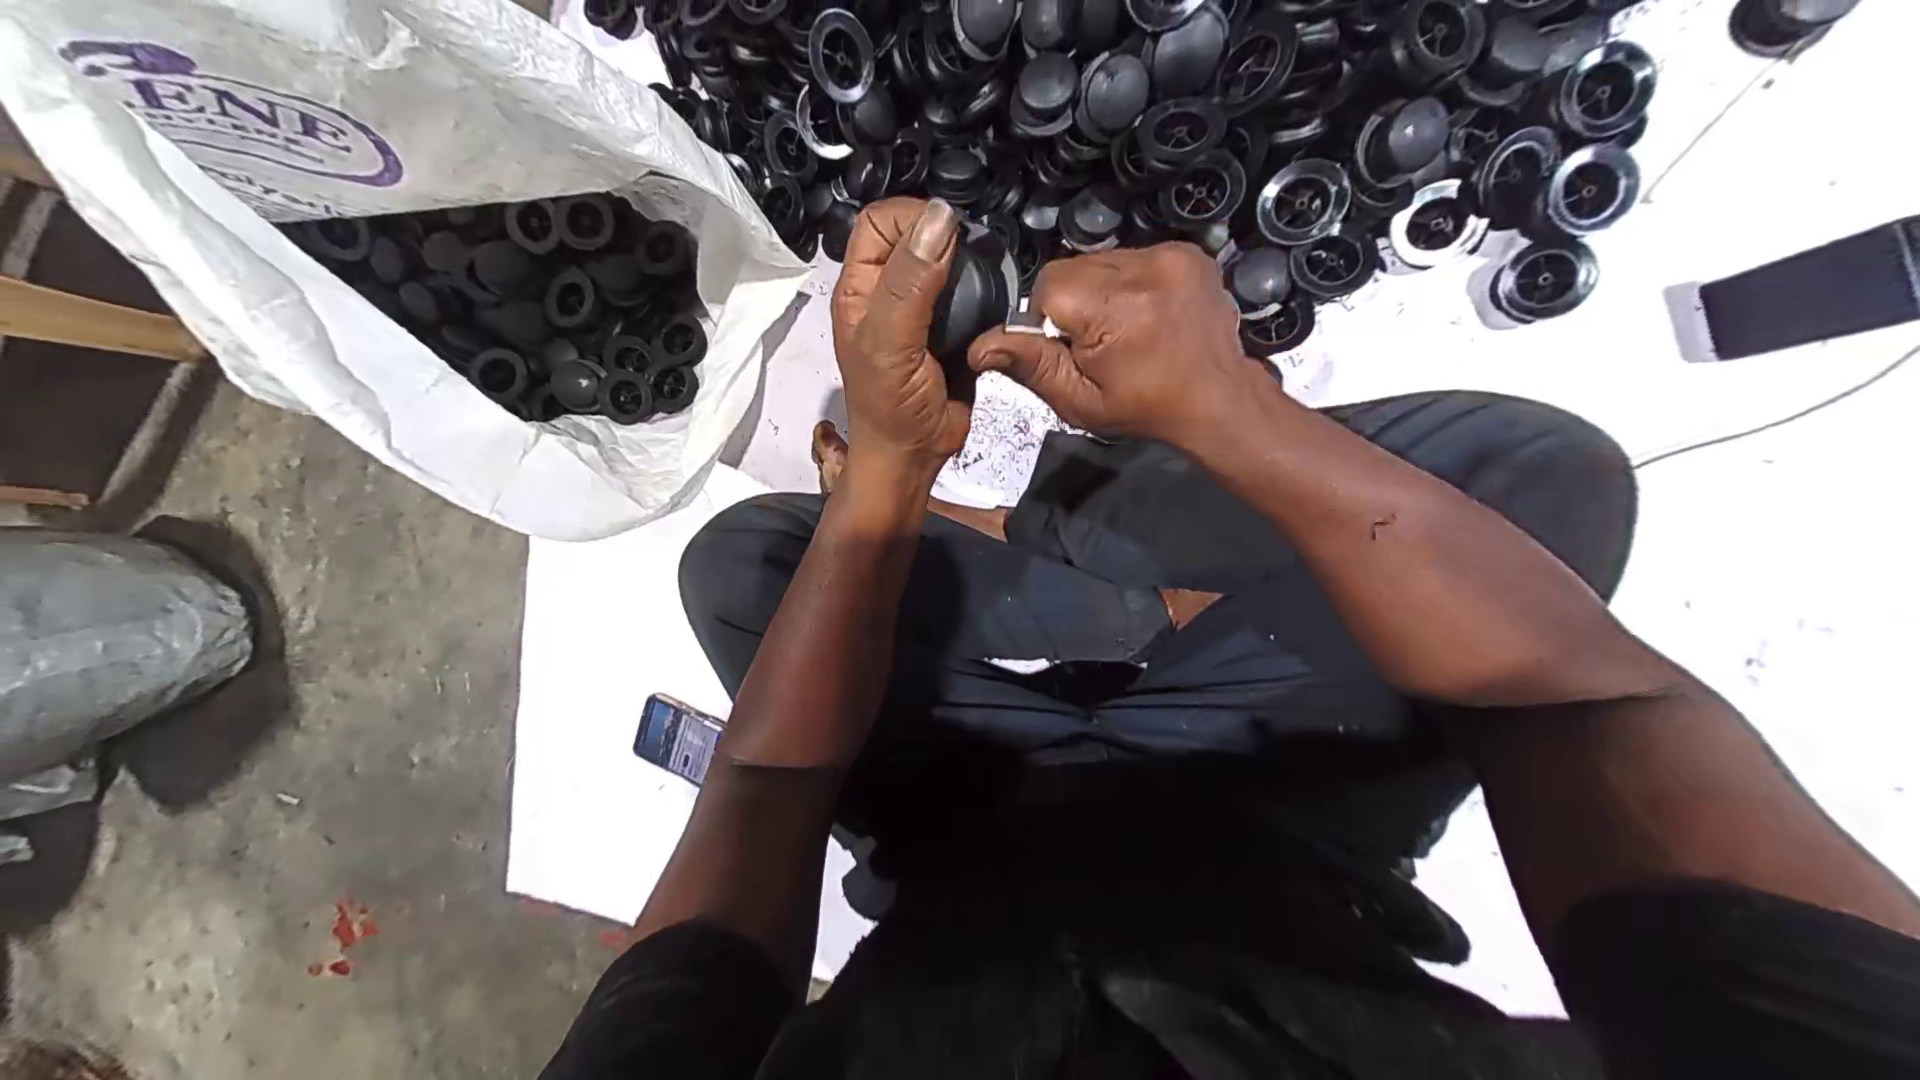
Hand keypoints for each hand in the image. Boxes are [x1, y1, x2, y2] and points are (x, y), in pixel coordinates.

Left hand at [829, 197, 969, 473]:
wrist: (916, 455)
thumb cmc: (889, 410)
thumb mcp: (890, 342)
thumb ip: (910, 282)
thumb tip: (938, 222)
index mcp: (860, 289)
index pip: (880, 222)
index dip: (911, 218)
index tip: (945, 237)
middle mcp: (889, 294)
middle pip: (916, 236)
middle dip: (944, 238)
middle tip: (967, 259)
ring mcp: (923, 313)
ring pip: (947, 264)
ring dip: (968, 266)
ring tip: (980, 281)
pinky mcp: (953, 330)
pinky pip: (970, 295)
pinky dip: (982, 293)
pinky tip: (987, 304)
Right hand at [966, 243, 1255, 444]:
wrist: (1217, 399)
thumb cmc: (1148, 407)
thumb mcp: (1079, 401)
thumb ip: (1030, 366)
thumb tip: (980, 346)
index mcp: (1115, 308)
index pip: (1047, 285)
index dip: (1047, 318)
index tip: (1070, 347)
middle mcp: (1145, 270)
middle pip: (1072, 267)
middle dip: (1073, 303)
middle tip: (1097, 342)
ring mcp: (1170, 256)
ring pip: (1100, 260)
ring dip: (1100, 291)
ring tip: (1123, 329)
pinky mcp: (1185, 251)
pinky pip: (1131, 257)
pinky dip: (1127, 283)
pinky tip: (1142, 313)